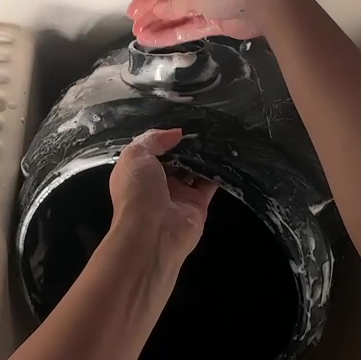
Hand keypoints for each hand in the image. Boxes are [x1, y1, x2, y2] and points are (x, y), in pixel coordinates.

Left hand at [107, 129, 216, 265]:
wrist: (152, 232)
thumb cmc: (137, 191)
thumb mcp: (135, 155)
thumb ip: (153, 139)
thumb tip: (176, 133)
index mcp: (137, 171)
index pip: (151, 150)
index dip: (163, 138)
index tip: (180, 127)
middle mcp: (156, 182)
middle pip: (174, 159)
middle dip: (185, 145)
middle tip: (202, 127)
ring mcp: (178, 193)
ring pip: (193, 169)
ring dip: (202, 155)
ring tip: (215, 135)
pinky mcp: (198, 204)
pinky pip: (210, 183)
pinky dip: (217, 170)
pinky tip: (224, 153)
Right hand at [126, 0, 298, 45]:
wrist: (263, 2)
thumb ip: (170, 4)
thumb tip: (158, 12)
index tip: (133, 10)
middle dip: (152, 12)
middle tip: (135, 25)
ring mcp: (213, 1)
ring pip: (180, 15)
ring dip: (160, 25)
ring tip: (141, 36)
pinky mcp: (219, 21)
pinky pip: (191, 27)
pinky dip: (173, 34)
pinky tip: (156, 41)